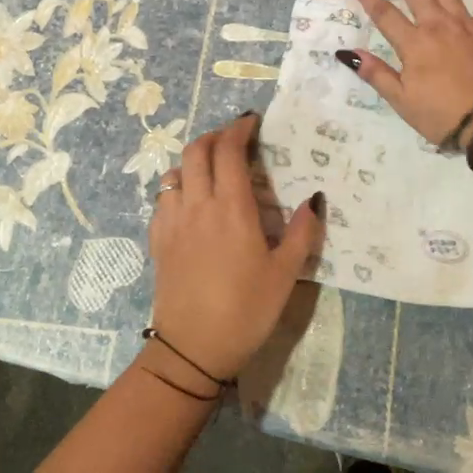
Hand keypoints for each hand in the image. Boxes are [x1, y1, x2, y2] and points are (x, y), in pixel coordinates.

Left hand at [147, 113, 324, 380]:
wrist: (192, 351)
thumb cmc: (245, 310)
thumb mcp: (285, 274)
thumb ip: (301, 232)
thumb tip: (314, 198)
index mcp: (232, 208)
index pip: (228, 151)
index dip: (239, 129)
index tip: (252, 121)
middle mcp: (198, 205)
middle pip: (196, 151)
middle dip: (214, 137)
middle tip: (234, 140)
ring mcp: (173, 222)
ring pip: (175, 172)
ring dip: (193, 161)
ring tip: (212, 169)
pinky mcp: (158, 241)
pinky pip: (163, 199)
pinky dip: (177, 187)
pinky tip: (191, 202)